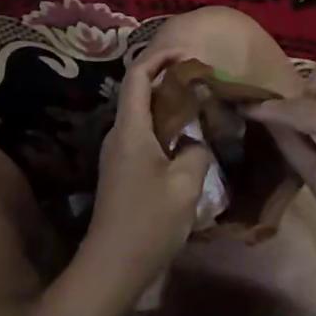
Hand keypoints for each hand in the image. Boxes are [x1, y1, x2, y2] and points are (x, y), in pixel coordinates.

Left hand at [77, 47, 212, 300]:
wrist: (114, 262)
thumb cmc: (149, 221)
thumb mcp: (185, 186)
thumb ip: (195, 153)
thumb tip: (193, 142)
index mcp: (130, 130)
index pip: (138, 77)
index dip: (160, 58)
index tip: (189, 54)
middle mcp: (117, 134)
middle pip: (137, 93)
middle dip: (167, 79)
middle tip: (201, 80)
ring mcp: (116, 153)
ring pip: (141, 116)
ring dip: (166, 105)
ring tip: (198, 106)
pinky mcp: (120, 170)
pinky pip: (141, 136)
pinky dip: (162, 128)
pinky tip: (185, 139)